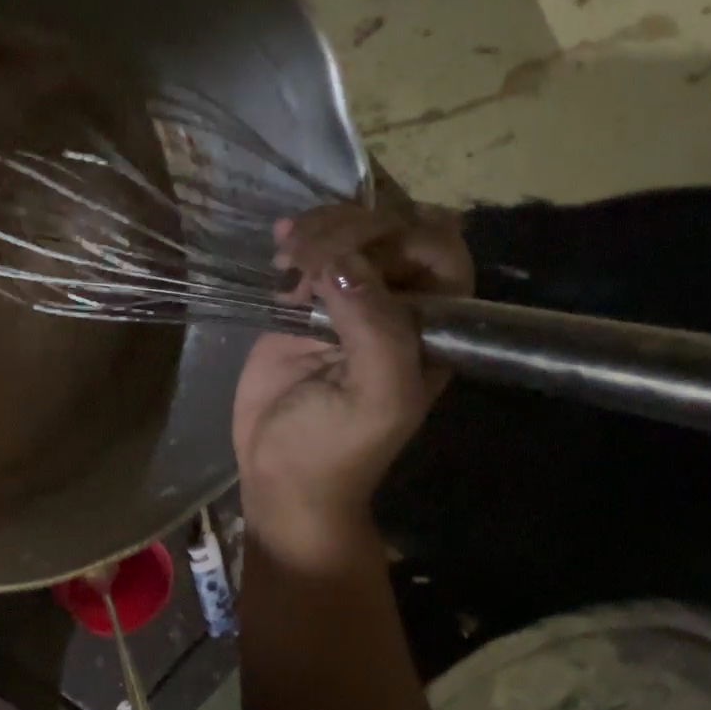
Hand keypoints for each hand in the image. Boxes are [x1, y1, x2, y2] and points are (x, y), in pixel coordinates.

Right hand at [232, 205, 468, 567]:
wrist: (281, 482)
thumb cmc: (338, 448)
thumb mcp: (377, 394)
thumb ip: (375, 326)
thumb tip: (341, 262)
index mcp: (434, 321)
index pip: (434, 248)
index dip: (394, 234)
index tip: (343, 254)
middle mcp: (395, 303)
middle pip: (388, 232)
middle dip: (349, 227)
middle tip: (303, 249)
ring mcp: (343, 305)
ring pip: (346, 239)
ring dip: (319, 230)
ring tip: (286, 244)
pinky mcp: (297, 314)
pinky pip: (303, 265)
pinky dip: (292, 247)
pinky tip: (276, 248)